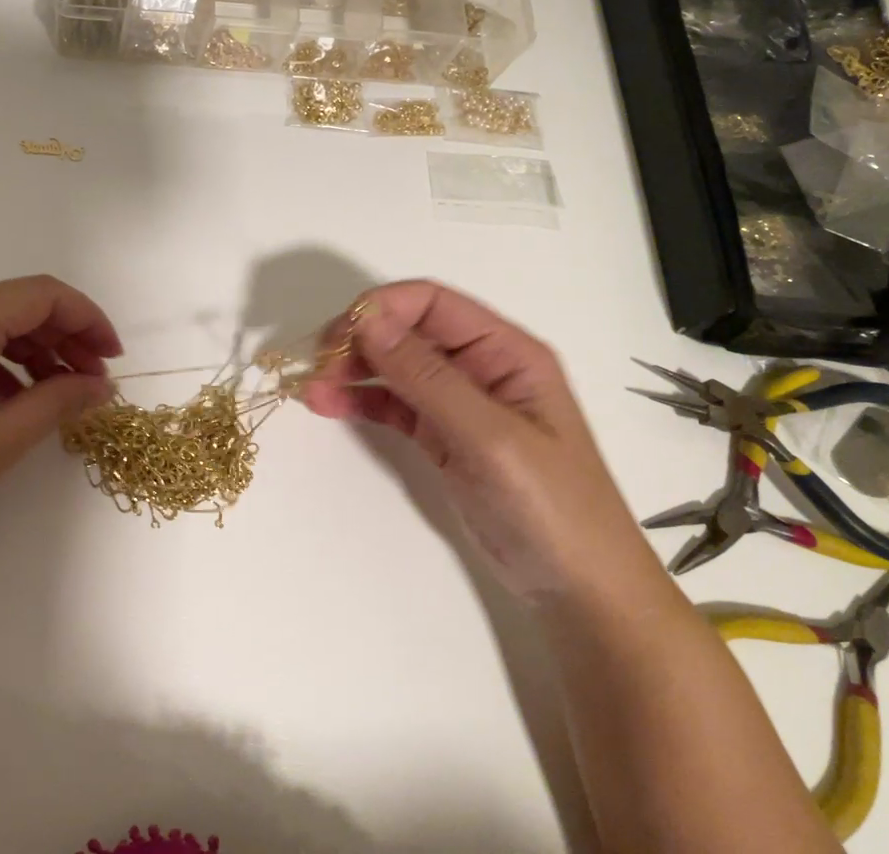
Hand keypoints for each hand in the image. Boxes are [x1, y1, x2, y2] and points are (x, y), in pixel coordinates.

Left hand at [0, 276, 120, 574]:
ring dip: (26, 349)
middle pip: (8, 303)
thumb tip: (102, 384)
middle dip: (59, 336)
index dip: (86, 319)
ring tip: (59, 392)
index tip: (114, 358)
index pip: (37, 295)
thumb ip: (57, 401)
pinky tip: (13, 397)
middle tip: (93, 380)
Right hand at [300, 280, 656, 600]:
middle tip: (318, 370)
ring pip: (394, 366)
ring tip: (311, 392)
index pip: (432, 303)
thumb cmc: (550, 507)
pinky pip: (393, 403)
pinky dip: (360, 401)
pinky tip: (329, 406)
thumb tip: (367, 320)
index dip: (381, 309)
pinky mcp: (443, 436)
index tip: (336, 340)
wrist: (577, 585)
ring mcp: (461, 403)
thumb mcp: (489, 438)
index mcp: (507, 352)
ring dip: (351, 371)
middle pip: (407, 330)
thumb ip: (428, 376)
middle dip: (358, 341)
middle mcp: (482, 367)